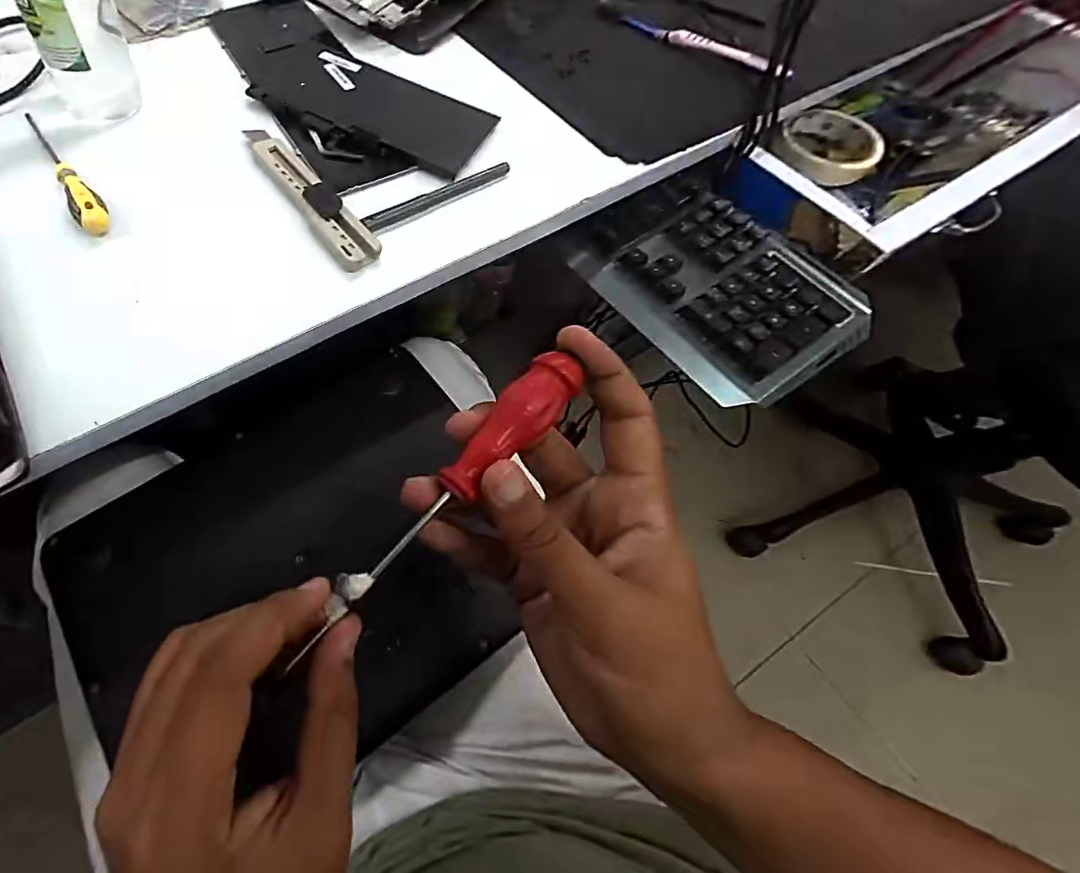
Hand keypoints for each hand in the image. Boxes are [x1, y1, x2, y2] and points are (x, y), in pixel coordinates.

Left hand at [96, 579, 362, 872]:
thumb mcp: (319, 833)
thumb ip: (330, 726)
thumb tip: (343, 637)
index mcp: (174, 810)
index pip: (216, 679)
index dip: (269, 620)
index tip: (321, 594)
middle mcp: (128, 783)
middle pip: (188, 659)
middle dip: (256, 617)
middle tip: (314, 606)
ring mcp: (116, 778)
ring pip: (170, 662)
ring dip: (232, 628)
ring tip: (290, 622)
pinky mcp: (122, 774)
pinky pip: (161, 686)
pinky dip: (208, 654)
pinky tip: (250, 650)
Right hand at [399, 325, 757, 794]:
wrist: (657, 741)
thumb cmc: (657, 666)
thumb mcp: (599, 599)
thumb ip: (540, 536)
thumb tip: (494, 473)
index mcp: (631, 504)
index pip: (624, 421)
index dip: (602, 374)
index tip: (564, 339)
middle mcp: (589, 512)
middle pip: (541, 453)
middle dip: (499, 436)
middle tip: (457, 432)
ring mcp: (554, 543)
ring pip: (504, 498)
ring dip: (464, 490)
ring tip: (421, 487)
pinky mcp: (528, 576)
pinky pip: (488, 545)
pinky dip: (459, 538)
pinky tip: (430, 533)